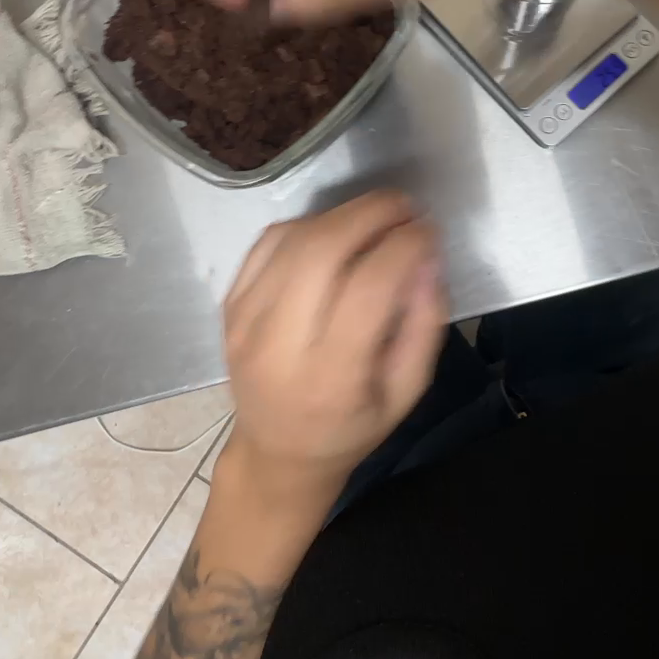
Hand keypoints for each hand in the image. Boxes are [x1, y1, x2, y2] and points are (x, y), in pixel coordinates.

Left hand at [220, 190, 446, 503]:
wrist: (277, 452)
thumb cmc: (352, 425)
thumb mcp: (407, 391)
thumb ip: (424, 324)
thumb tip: (427, 258)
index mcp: (330, 378)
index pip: (368, 288)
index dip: (404, 246)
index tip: (429, 230)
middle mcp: (279, 346)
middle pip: (322, 251)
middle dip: (371, 214)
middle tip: (404, 206)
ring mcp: (245, 322)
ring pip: (293, 239)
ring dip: (341, 215)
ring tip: (377, 215)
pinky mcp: (229, 305)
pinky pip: (267, 242)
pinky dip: (307, 224)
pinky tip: (335, 230)